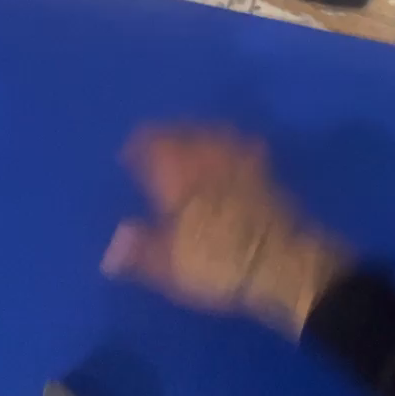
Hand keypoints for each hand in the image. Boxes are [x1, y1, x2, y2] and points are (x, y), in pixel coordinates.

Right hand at [103, 126, 347, 339]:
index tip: (129, 155)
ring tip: (191, 145)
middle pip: (183, 131)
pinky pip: (244, 146)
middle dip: (168, 136)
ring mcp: (240, 160)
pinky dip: (232, 147)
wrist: (283, 263)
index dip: (138, 145)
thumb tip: (110, 252)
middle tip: (157, 147)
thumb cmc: (216, 261)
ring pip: (214, 133)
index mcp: (175, 171)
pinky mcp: (267, 173)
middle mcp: (206, 156)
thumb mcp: (167, 264)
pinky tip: (232, 154)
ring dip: (199, 136)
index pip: (151, 142)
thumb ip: (137, 251)